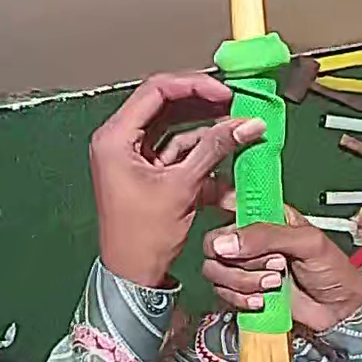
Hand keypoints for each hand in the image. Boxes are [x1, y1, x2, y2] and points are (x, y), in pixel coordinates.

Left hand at [90, 73, 265, 287]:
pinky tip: (226, 149)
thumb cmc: (141, 238)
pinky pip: (176, 152)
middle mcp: (120, 142)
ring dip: (205, 128)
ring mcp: (134, 157)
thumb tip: (246, 125)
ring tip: (236, 124)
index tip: (224, 91)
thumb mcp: (182, 188)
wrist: (133, 275)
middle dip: (203, 104)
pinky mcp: (148, 173)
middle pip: (165, 106)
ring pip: (174, 129)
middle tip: (234, 103)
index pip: (156, 91)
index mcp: (115, 138)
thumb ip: (215, 150)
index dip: (194, 85)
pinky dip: (200, 151)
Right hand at [203, 222, 361, 331]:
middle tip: (276, 264)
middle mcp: (250, 240)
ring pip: (215, 271)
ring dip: (244, 281)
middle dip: (242, 260)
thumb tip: (223, 243)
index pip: (229, 203)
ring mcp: (245, 268)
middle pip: (214, 244)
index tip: (229, 230)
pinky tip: (263, 301)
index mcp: (266, 216)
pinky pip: (222, 294)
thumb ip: (265, 236)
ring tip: (276, 283)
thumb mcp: (307, 242)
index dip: (219, 211)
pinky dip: (241, 299)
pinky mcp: (243, 292)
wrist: (339, 311)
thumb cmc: (332, 270)